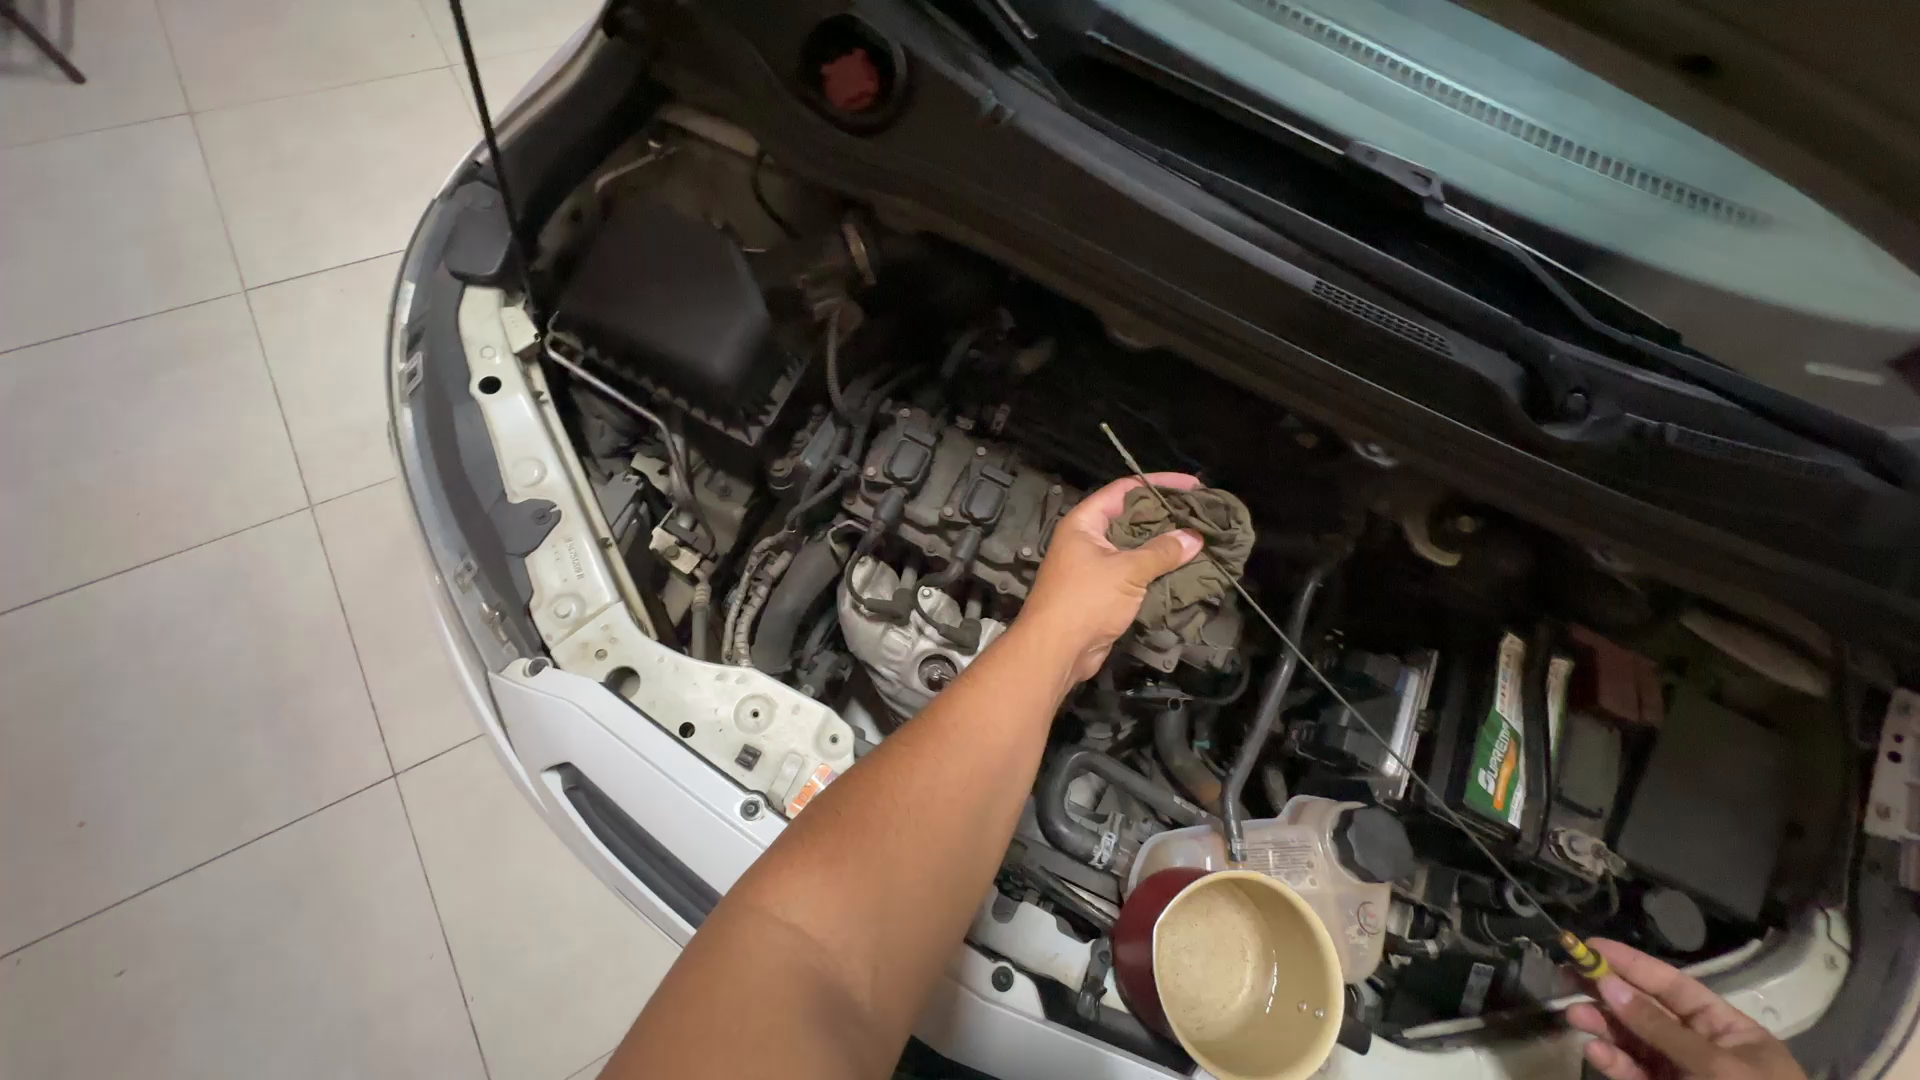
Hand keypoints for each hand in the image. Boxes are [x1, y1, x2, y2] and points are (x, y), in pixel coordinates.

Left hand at [1017, 473, 1204, 683]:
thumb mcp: (1126, 571)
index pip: (1124, 490)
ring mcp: (1095, 567)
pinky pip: (1134, 573)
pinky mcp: (1104, 592)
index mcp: (1084, 523)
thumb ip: (1161, 552)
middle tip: (1202, 514)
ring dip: (1164, 546)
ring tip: (1201, 539)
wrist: (1056, 650)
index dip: (1158, 483)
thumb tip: (1194, 537)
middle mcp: (1088, 539)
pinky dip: (1157, 570)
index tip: (1193, 485)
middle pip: (1132, 518)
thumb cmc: (1085, 600)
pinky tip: (1185, 569)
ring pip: (1135, 548)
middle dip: (1166, 516)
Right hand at [1566, 940, 1807, 1079]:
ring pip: (1631, 1038)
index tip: (1587, 946)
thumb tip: (1607, 983)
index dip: (1631, 963)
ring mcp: (1681, 1073)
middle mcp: (1702, 1047)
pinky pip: (1632, 1070)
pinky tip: (1596, 1052)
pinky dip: (1610, 1059)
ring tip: (1575, 1017)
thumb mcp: (1718, 1069)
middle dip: (1606, 993)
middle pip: (1645, 1008)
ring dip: (1601, 1024)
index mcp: (1729, 1032)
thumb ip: (1661, 1028)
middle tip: (1567, 977)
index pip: (1673, 986)